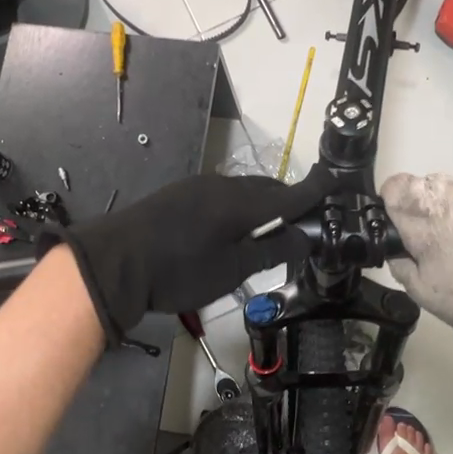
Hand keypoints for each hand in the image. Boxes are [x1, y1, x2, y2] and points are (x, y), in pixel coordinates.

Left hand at [45, 170, 334, 343]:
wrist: (116, 262)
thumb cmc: (178, 271)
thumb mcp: (232, 269)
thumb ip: (271, 251)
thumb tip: (304, 236)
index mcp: (242, 203)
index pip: (291, 193)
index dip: (316, 190)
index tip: (336, 182)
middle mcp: (223, 186)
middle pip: (267, 189)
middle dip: (289, 201)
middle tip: (304, 222)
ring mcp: (197, 187)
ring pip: (243, 192)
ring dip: (262, 205)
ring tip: (270, 229)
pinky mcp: (179, 195)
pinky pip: (222, 195)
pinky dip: (239, 208)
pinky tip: (232, 227)